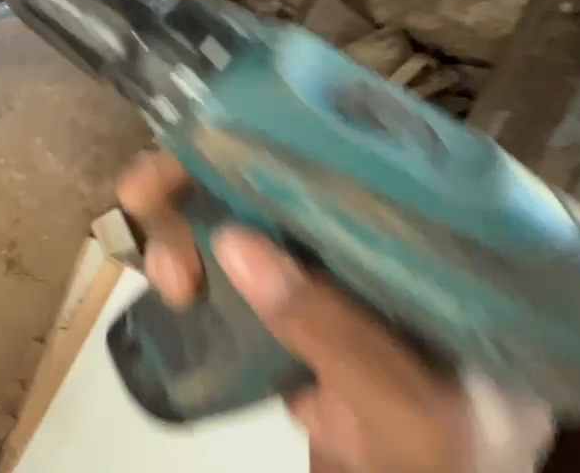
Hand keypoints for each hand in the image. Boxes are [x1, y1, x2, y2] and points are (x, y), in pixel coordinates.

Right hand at [116, 152, 553, 472]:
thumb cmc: (436, 466)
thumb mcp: (409, 409)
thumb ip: (336, 333)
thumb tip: (233, 242)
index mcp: (435, 251)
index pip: (352, 165)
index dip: (273, 141)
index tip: (207, 140)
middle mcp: (374, 247)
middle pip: (271, 179)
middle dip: (197, 183)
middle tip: (143, 196)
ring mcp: (321, 276)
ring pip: (230, 213)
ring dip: (178, 229)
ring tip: (169, 281)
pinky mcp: (278, 304)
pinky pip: (217, 259)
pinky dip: (180, 259)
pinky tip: (171, 285)